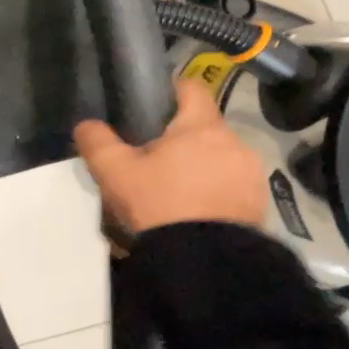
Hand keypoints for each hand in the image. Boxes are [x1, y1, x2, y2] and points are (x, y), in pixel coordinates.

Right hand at [75, 79, 267, 234]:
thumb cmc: (158, 202)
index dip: (169, 89)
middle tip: (150, 152)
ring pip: (219, 153)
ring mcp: (252, 174)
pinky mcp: (260, 203)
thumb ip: (95, 139)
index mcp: (201, 127)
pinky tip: (191, 203)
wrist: (206, 261)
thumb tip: (88, 124)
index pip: (192, 87)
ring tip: (171, 183)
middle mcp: (235, 143)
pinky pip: (232, 180)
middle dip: (179, 134)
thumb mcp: (112, 169)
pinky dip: (213, 185)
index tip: (148, 103)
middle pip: (203, 125)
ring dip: (199, 161)